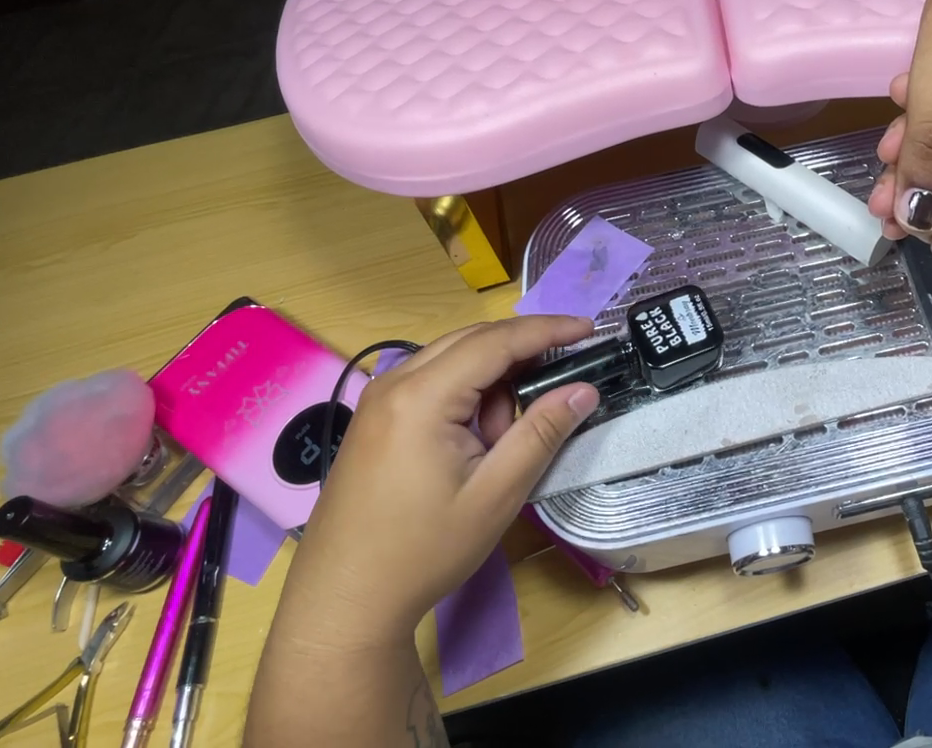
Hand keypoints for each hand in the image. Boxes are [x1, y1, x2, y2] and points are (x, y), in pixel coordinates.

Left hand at [289, 316, 600, 640]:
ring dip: (495, 379)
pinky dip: (469, 393)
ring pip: (454, 358)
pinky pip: (434, 380)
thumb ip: (542, 434)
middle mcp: (395, 383)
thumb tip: (585, 389)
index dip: (547, 330)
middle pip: (474, 340)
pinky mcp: (376, 418)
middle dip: (524, 352)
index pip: (496, 341)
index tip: (589, 328)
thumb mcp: (496, 495)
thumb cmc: (423, 550)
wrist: (343, 602)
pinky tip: (480, 437)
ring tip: (507, 437)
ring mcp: (379, 400)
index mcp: (422, 397)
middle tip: (565, 376)